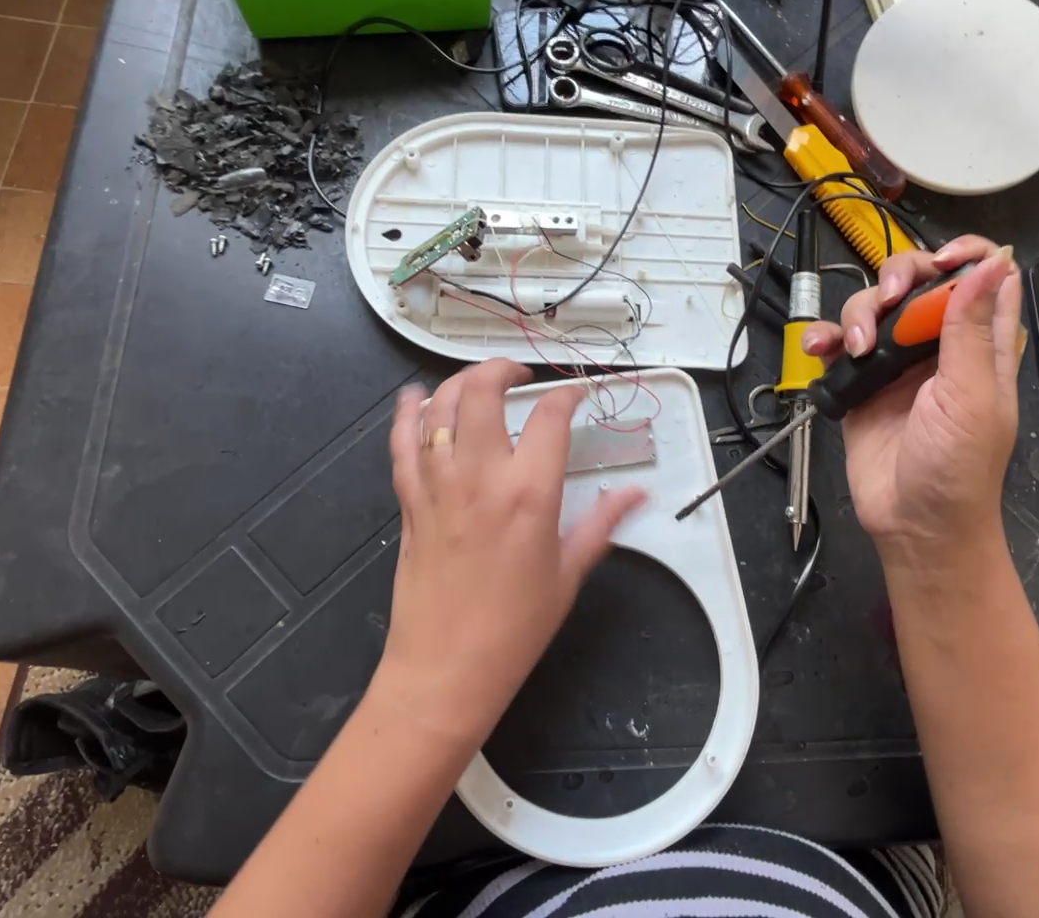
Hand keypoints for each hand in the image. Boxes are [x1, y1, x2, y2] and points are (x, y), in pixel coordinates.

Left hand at [373, 360, 646, 743]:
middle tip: (517, 374)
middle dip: (501, 369)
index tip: (574, 395)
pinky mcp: (409, 502)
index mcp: (530, 492)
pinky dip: (407, 415)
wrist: (447, 669)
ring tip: (477, 381)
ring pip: (439, 408)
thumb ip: (602, 523)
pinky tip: (415, 398)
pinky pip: (402, 444)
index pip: (550, 417)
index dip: (567, 395)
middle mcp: (481, 477)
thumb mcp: (569, 572)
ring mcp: (439, 486)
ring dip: (457, 383)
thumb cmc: (515, 627)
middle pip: (481, 392)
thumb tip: (636, 495)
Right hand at [800, 238, 1022, 567]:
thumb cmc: (957, 468)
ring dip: (859, 314)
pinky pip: (839, 345)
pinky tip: (821, 350)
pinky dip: (825, 339)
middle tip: (891, 298)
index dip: (966, 256)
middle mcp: (938, 345)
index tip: (940, 264)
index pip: (983, 278)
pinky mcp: (859, 381)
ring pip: (875, 307)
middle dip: (900, 277)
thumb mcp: (972, 397)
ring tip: (857, 348)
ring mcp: (896, 362)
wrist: (912, 522)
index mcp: (981, 344)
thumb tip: (992, 264)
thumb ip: (972, 331)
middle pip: (919, 281)